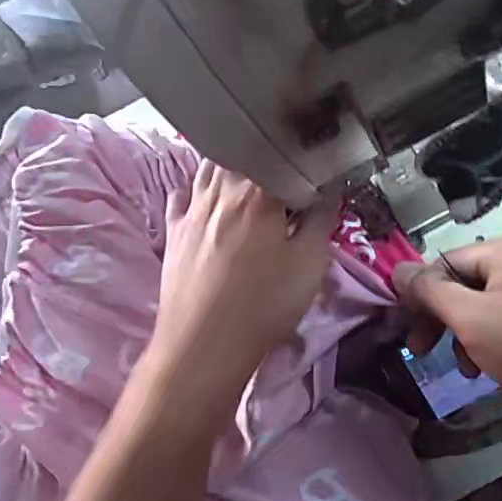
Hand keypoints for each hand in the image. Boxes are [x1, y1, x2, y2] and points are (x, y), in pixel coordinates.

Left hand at [149, 162, 340, 389]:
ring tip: (252, 181)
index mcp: (259, 193)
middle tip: (286, 177)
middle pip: (242, 157)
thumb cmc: (265, 303)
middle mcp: (221, 190)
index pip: (283, 159)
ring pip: (209, 168)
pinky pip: (183, 195)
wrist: (205, 343)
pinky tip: (208, 199)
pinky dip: (199, 189)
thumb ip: (322, 221)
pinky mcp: (172, 231)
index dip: (303, 164)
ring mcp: (191, 209)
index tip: (319, 177)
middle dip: (266, 161)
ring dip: (232, 168)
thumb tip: (329, 193)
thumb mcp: (310, 264)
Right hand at [393, 236, 501, 422]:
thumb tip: (396, 269)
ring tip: (470, 368)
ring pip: (488, 304)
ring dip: (469, 335)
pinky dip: (495, 341)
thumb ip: (431, 292)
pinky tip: (493, 368)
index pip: (449, 261)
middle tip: (422, 352)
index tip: (407, 331)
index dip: (422, 295)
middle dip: (445, 319)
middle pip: (468, 282)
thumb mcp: (472, 319)